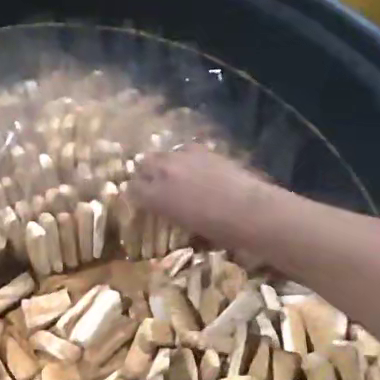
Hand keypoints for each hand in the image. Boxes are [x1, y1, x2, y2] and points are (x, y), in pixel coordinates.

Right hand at [130, 147, 269, 236]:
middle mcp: (162, 172)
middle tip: (154, 182)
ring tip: (173, 171)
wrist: (248, 210)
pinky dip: (185, 155)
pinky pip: (184, 148)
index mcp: (155, 198)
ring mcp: (182, 157)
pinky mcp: (202, 149)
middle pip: (144, 164)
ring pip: (162, 153)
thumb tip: (170, 209)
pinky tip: (194, 164)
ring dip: (164, 162)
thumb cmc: (218, 231)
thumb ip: (171, 212)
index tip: (141, 197)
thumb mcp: (186, 227)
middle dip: (146, 172)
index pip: (132, 189)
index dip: (136, 193)